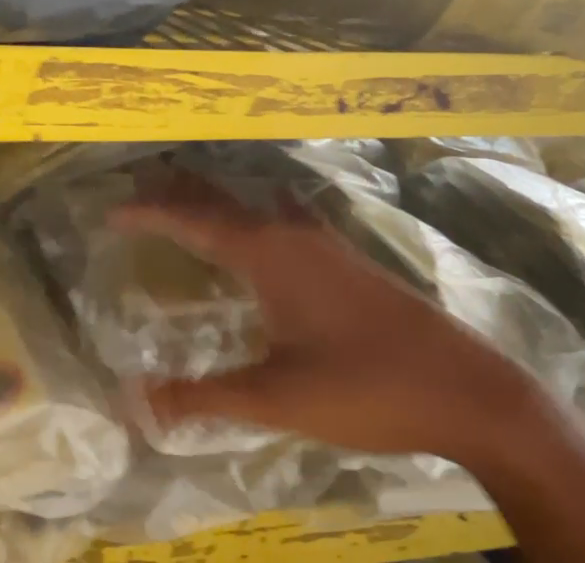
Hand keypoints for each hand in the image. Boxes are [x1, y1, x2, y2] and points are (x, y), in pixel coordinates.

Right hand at [115, 167, 553, 465]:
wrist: (474, 393)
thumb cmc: (367, 390)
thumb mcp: (275, 400)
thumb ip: (201, 398)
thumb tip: (132, 402)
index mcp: (267, 253)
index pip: (192, 219)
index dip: (148, 213)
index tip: (110, 211)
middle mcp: (292, 234)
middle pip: (222, 199)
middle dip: (178, 190)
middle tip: (138, 184)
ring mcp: (327, 243)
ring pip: (256, 204)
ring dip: (217, 199)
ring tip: (188, 197)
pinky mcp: (350, 261)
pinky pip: (285, 216)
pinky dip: (255, 212)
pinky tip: (267, 227)